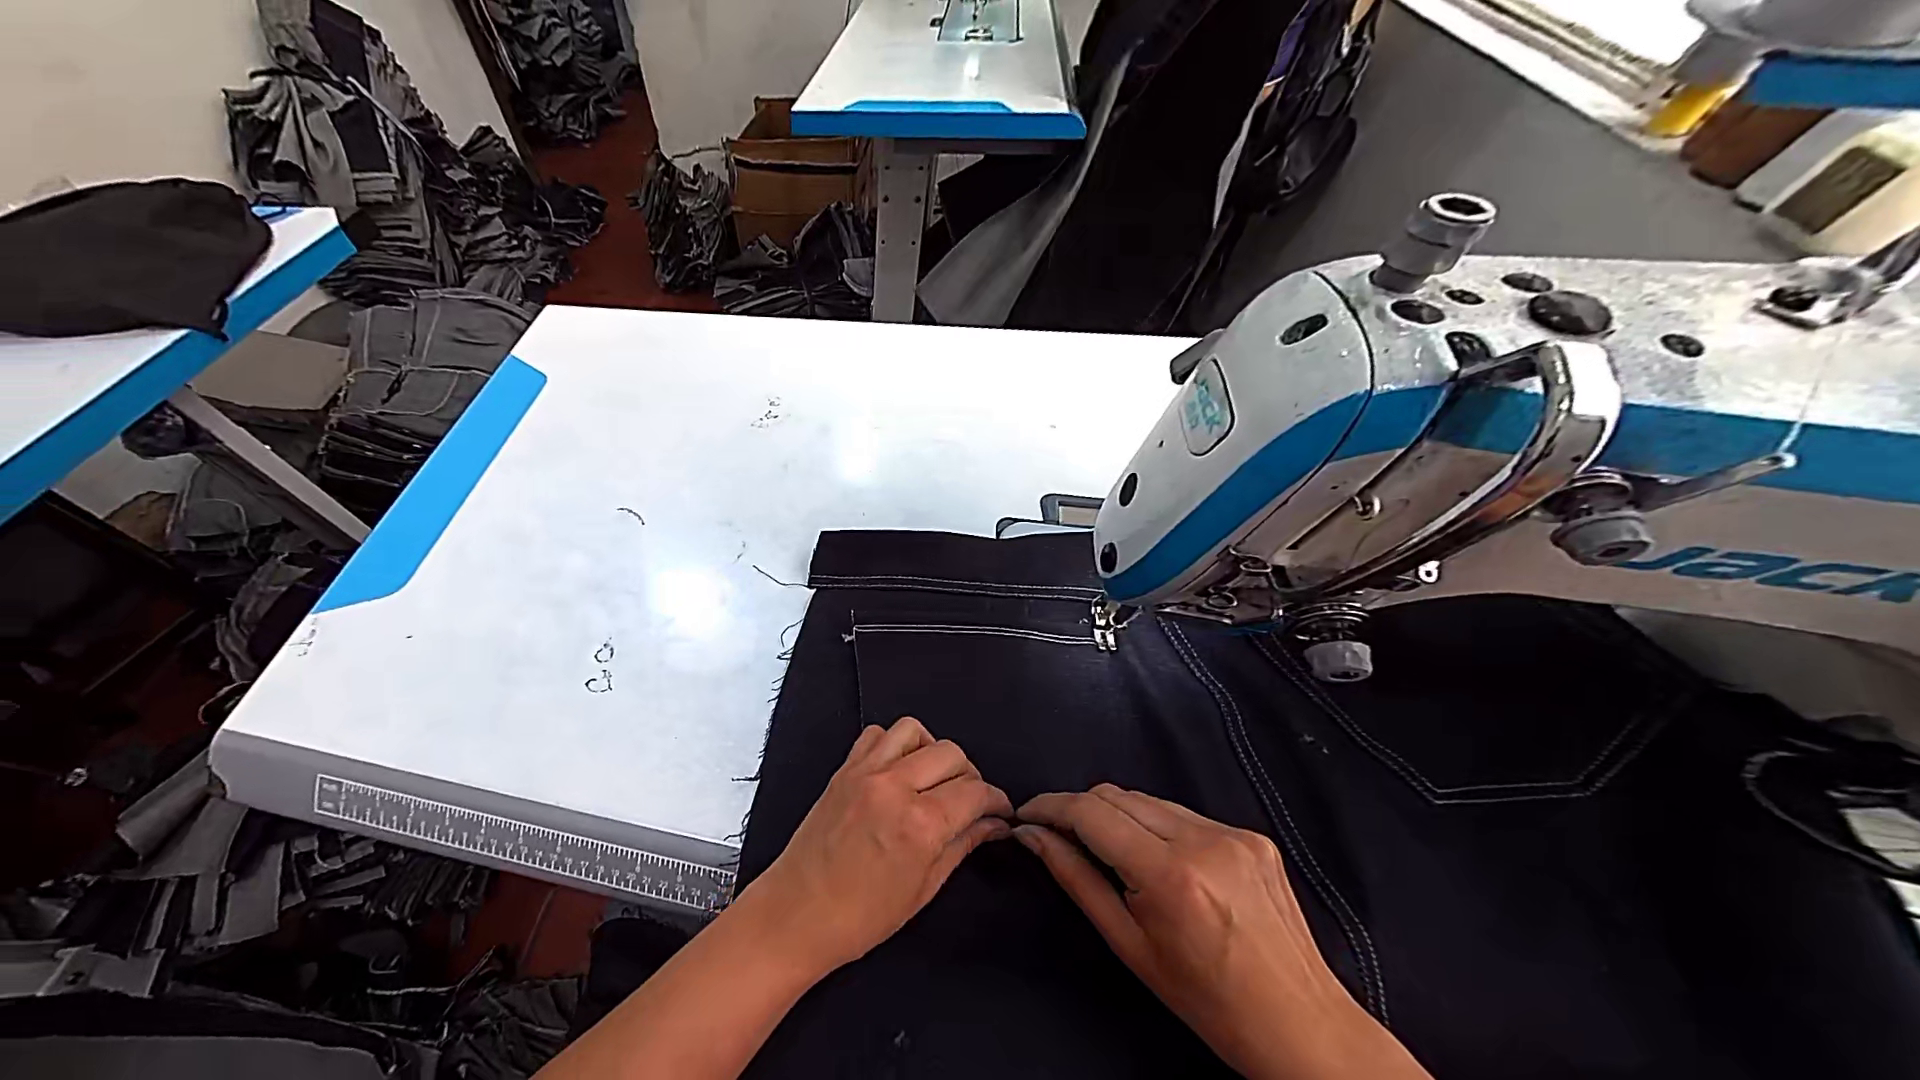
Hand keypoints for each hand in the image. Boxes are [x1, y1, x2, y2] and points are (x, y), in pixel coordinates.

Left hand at [739, 717, 1013, 975]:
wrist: (795, 916)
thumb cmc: (861, 917)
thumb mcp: (924, 888)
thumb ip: (963, 845)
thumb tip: (994, 824)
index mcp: (921, 824)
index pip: (976, 791)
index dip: (996, 800)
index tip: (999, 810)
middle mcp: (896, 787)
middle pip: (953, 754)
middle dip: (970, 776)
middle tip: (968, 801)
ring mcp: (866, 772)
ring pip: (916, 731)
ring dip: (933, 751)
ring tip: (932, 780)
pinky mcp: (844, 769)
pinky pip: (877, 734)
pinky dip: (894, 744)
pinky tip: (897, 770)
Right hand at [1016, 785, 1429, 1079]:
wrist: (1301, 1024)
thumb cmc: (1206, 1000)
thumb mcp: (1128, 944)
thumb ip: (1076, 879)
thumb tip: (1033, 836)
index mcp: (1170, 874)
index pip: (1091, 813)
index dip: (1050, 806)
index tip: (1027, 813)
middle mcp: (1203, 839)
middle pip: (1117, 795)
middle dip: (1080, 809)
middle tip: (1059, 835)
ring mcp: (1232, 831)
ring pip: (1149, 799)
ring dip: (1118, 815)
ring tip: (1110, 851)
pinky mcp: (1252, 833)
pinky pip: (1184, 813)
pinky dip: (1157, 825)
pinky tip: (1159, 859)